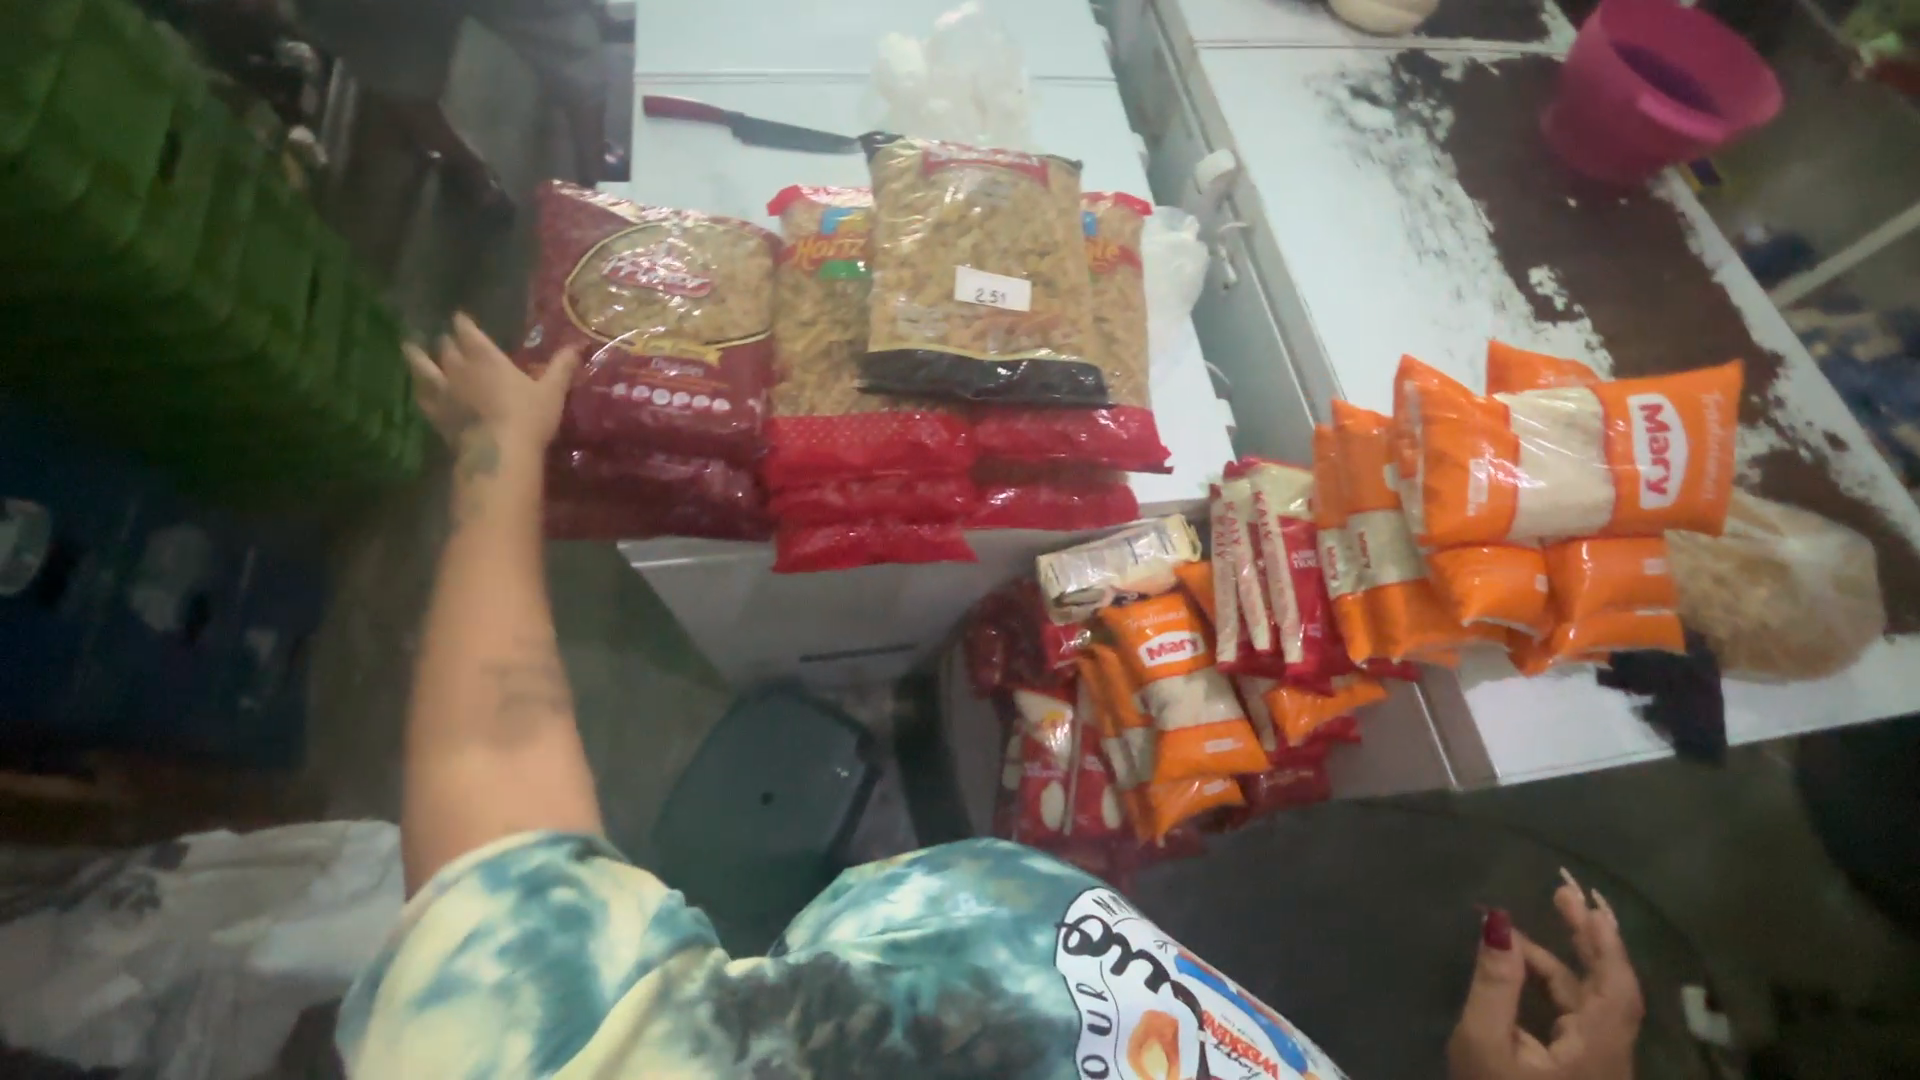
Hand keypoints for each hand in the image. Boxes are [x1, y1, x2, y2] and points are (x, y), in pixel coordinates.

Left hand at [405, 313, 579, 456]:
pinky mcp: (436, 413)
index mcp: (487, 358)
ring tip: (410, 347)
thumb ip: (561, 367)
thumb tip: (577, 346)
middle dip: (446, 340)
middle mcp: (460, 368)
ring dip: (416, 356)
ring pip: (422, 366)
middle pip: (446, 347)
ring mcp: (444, 391)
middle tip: (445, 337)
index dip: (463, 323)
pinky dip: (418, 389)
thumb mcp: (552, 391)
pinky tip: (417, 388)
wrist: (499, 451)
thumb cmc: (530, 417)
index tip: (459, 317)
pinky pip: (421, 396)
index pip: (468, 332)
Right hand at [1448, 872, 1644, 1079]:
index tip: (1583, 899)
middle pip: (1611, 989)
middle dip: (1591, 938)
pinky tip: (1530, 965)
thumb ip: (1494, 981)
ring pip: (1591, 1002)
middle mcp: (1609, 1056)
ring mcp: (1597, 1066)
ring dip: (1569, 957)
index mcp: (1596, 1050)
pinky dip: (1557, 981)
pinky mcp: (1580, 1072)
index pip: (1615, 987)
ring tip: (1535, 922)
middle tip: (1565, 892)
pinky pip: (1577, 1015)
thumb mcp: (1483, 1040)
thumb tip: (1501, 922)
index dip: (1604, 941)